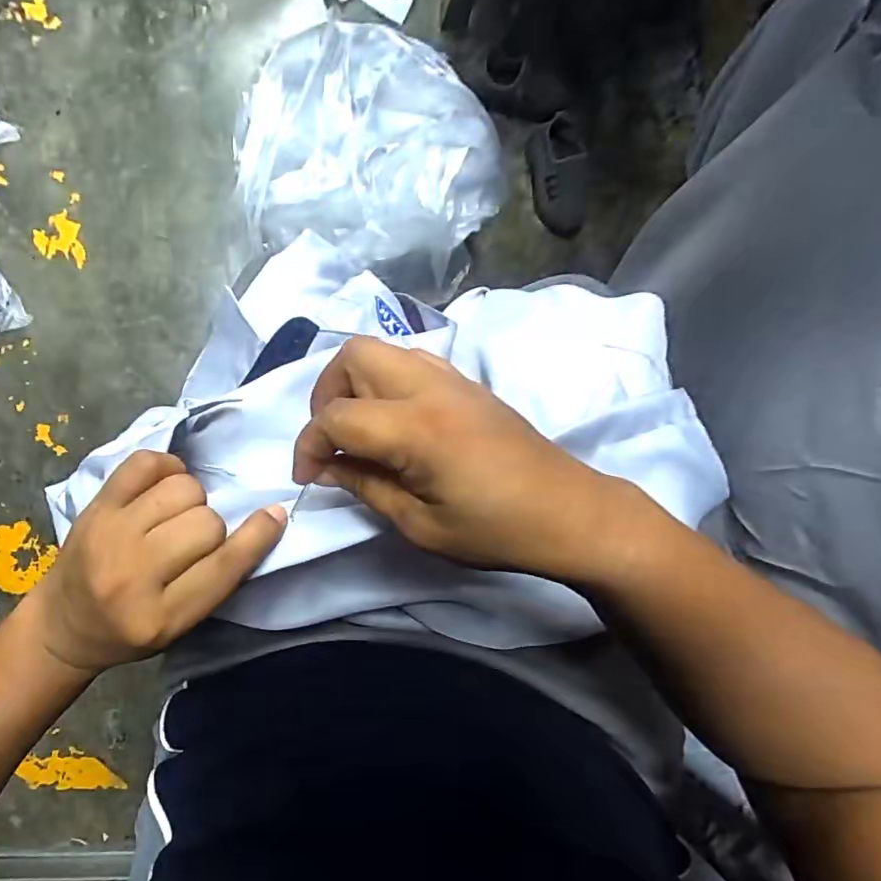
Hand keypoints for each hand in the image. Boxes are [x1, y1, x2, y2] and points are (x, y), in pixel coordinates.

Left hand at [26, 451, 285, 673]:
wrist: (62, 625)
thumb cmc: (125, 633)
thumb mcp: (175, 628)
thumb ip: (213, 583)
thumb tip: (262, 522)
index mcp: (159, 618)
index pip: (223, 566)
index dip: (257, 537)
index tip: (274, 515)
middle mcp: (133, 575)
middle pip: (206, 523)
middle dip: (212, 527)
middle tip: (193, 539)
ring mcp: (110, 536)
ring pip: (183, 488)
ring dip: (191, 497)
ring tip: (176, 513)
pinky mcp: (95, 508)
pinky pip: (145, 463)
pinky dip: (165, 466)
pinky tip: (162, 485)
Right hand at [290, 337, 661, 584]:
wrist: (571, 514)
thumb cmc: (495, 531)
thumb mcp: (418, 524)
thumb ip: (365, 486)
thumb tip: (327, 467)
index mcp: (417, 429)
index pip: (336, 416)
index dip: (308, 446)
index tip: (308, 477)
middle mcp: (430, 388)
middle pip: (352, 356)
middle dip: (325, 395)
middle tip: (332, 440)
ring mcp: (452, 379)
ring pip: (381, 350)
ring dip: (354, 383)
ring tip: (358, 429)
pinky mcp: (466, 383)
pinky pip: (410, 360)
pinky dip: (384, 381)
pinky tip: (392, 422)